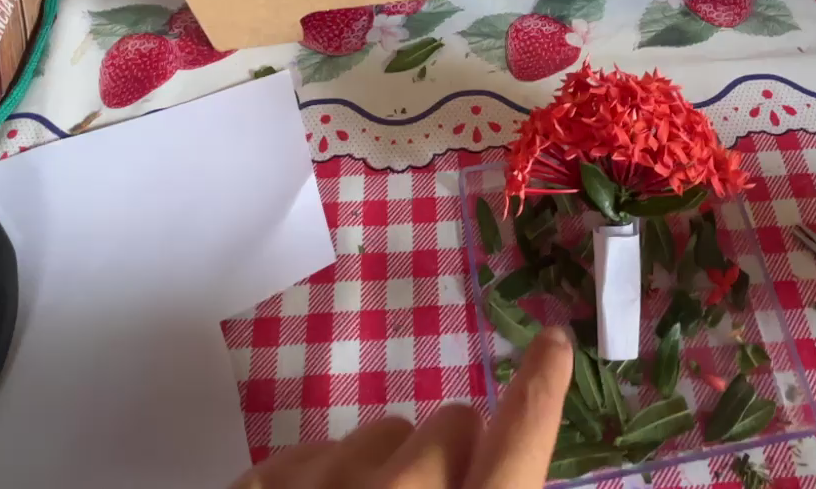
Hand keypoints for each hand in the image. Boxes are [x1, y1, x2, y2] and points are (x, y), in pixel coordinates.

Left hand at [229, 325, 573, 488]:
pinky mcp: (261, 481)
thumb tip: (507, 481)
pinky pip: (324, 447)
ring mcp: (323, 484)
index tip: (554, 341)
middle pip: (454, 422)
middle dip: (454, 458)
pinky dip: (331, 482)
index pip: (516, 451)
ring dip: (388, 469)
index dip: (542, 392)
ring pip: (387, 430)